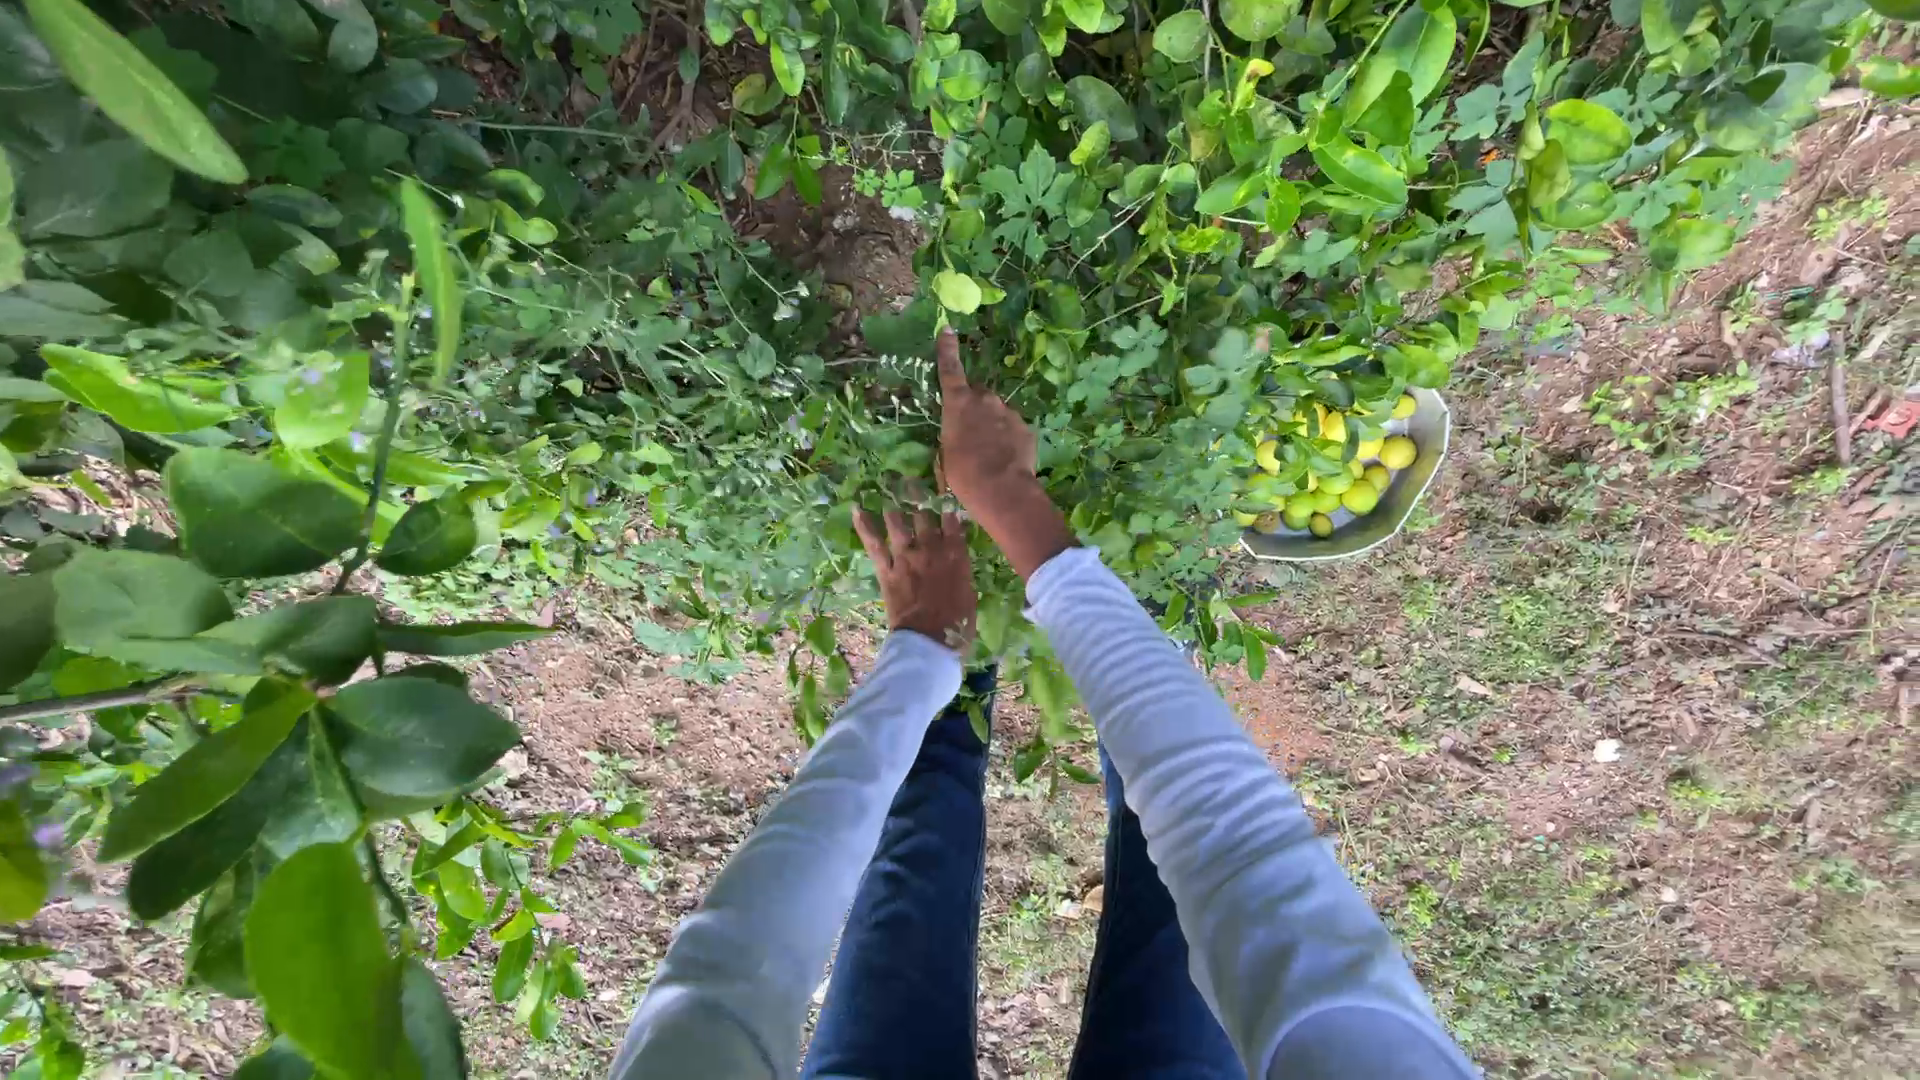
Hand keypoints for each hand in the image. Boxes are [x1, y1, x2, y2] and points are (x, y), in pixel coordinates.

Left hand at [853, 502, 976, 651]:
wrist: (929, 639)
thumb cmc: (956, 624)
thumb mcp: (969, 595)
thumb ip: (961, 573)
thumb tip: (956, 565)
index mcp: (955, 555)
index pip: (952, 522)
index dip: (946, 509)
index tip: (943, 500)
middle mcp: (931, 549)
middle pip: (924, 517)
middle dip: (919, 500)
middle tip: (913, 486)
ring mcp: (906, 557)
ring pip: (898, 523)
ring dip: (894, 508)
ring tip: (890, 493)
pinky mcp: (886, 569)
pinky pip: (874, 544)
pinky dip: (864, 526)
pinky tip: (856, 509)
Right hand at [934, 328, 1075, 579]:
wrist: (1002, 490)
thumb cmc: (963, 475)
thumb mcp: (946, 454)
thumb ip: (953, 433)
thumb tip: (961, 433)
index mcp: (958, 403)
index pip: (949, 369)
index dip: (947, 349)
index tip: (947, 329)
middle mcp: (984, 400)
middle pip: (977, 395)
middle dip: (973, 407)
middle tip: (970, 433)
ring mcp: (1008, 412)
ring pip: (996, 413)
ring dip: (992, 426)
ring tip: (989, 454)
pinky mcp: (1025, 427)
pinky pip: (1013, 428)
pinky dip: (1008, 438)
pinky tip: (1006, 459)